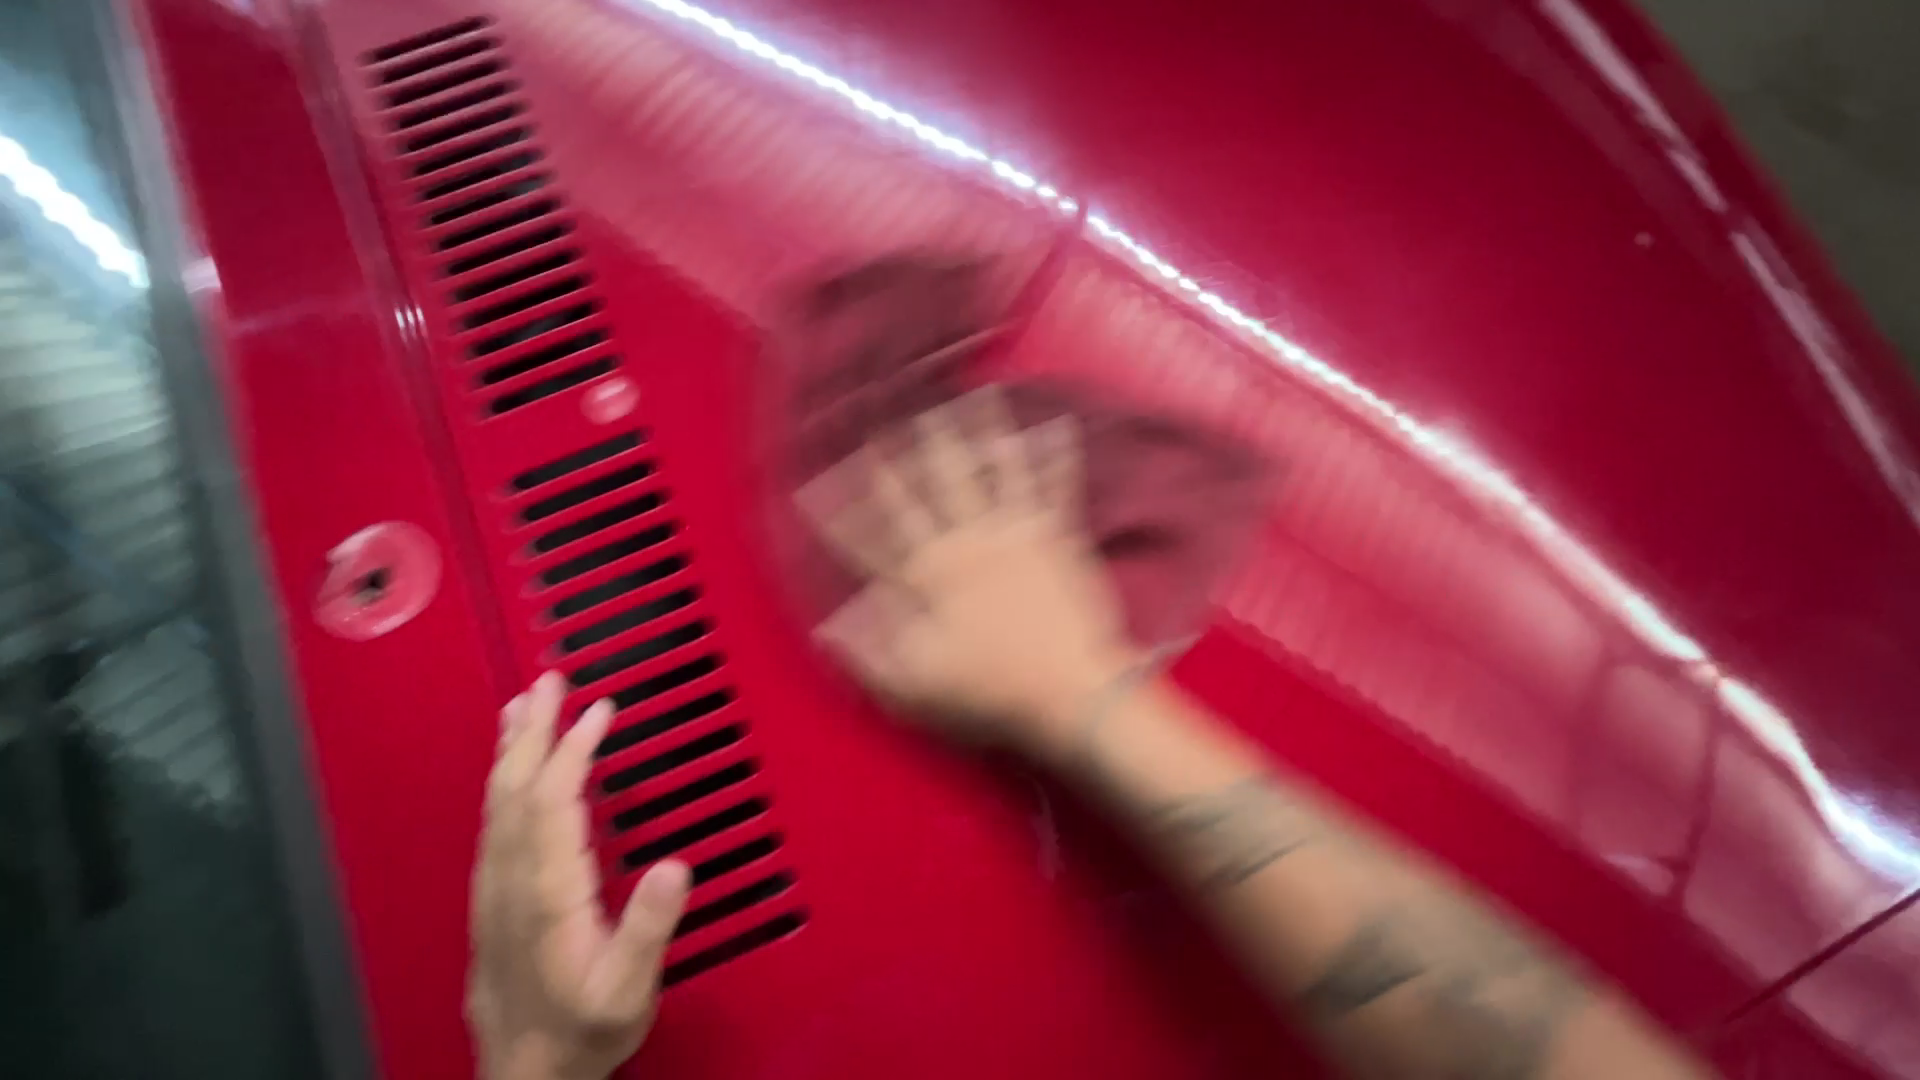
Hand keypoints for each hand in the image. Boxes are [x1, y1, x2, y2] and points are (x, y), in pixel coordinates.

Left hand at [469, 672, 690, 1079]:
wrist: (525, 1079)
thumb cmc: (583, 1032)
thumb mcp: (628, 989)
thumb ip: (649, 928)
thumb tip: (676, 866)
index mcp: (546, 894)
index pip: (554, 802)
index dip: (574, 750)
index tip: (598, 710)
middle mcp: (512, 882)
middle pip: (516, 789)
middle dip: (532, 730)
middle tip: (548, 682)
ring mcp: (495, 890)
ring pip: (498, 802)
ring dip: (513, 749)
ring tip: (522, 707)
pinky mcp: (493, 900)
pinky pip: (495, 822)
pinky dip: (505, 781)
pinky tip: (514, 770)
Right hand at [801, 389, 1138, 757]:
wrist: (1070, 690)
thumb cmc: (991, 690)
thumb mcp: (916, 686)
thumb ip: (870, 654)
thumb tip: (828, 628)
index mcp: (930, 578)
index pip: (874, 539)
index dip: (841, 516)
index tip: (816, 491)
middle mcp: (968, 543)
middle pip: (932, 489)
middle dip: (910, 454)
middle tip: (896, 421)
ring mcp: (1015, 535)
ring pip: (992, 472)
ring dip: (979, 434)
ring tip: (972, 399)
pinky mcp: (1057, 539)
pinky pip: (1056, 489)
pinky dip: (1055, 457)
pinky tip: (1055, 427)